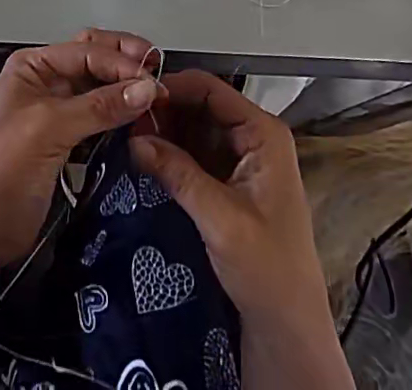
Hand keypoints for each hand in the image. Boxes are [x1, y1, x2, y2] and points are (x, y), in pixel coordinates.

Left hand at [0, 29, 163, 268]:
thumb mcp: (47, 129)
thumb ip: (99, 106)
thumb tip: (149, 88)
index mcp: (34, 66)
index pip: (88, 50)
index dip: (123, 63)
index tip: (156, 83)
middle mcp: (46, 81)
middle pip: (96, 60)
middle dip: (128, 63)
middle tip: (161, 74)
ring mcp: (56, 113)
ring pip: (101, 89)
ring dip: (127, 90)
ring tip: (157, 99)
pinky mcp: (66, 143)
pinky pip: (100, 119)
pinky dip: (121, 116)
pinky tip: (140, 121)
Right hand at [131, 72, 351, 388]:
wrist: (286, 324)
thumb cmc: (268, 268)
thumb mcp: (220, 218)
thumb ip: (179, 174)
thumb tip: (136, 139)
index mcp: (264, 134)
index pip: (213, 91)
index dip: (175, 87)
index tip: (136, 97)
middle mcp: (253, 137)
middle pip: (202, 105)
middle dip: (165, 110)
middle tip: (125, 120)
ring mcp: (240, 158)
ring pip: (195, 128)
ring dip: (164, 130)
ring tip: (127, 135)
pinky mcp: (228, 179)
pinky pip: (194, 152)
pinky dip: (171, 152)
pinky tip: (145, 156)